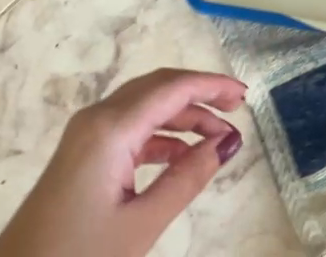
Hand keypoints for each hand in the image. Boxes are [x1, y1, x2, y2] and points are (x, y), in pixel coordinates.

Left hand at [0, 68, 247, 256]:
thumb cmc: (81, 253)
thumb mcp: (142, 223)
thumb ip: (188, 178)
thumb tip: (228, 143)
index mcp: (111, 127)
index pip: (171, 88)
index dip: (211, 85)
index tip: (244, 95)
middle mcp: (97, 118)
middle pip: (158, 89)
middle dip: (199, 96)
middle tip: (237, 111)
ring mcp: (86, 134)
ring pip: (144, 107)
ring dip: (182, 117)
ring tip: (218, 138)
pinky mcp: (82, 153)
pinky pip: (130, 128)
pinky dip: (161, 135)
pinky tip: (183, 155)